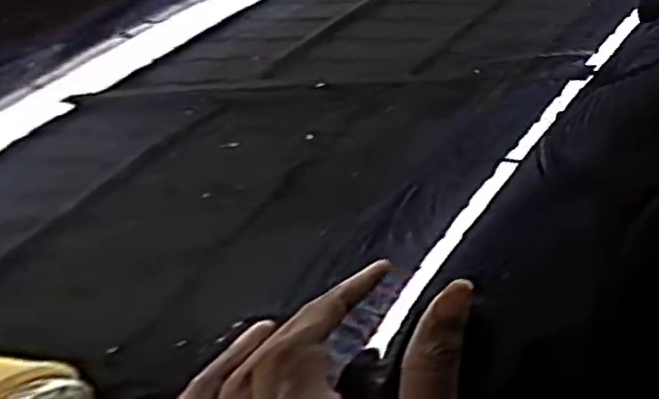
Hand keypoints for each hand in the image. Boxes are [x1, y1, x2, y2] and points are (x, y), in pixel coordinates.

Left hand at [181, 262, 473, 398]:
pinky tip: (222, 387)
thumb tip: (456, 292)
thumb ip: (432, 363)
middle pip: (257, 364)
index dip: (341, 295)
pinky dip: (203, 396)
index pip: (301, 339)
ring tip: (259, 330)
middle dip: (306, 315)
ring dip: (234, 359)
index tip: (378, 272)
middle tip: (345, 292)